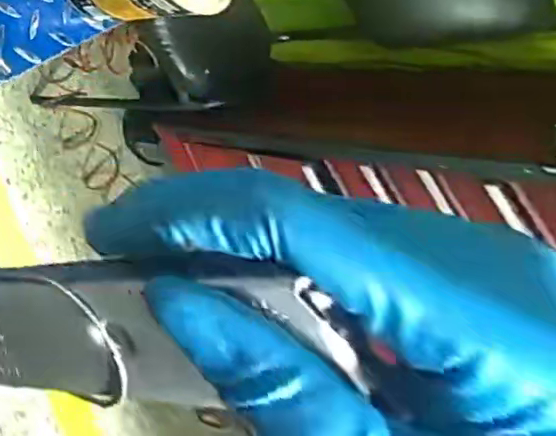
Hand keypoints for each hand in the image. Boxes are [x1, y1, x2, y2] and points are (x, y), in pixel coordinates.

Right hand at [86, 170, 555, 435]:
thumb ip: (286, 393)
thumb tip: (165, 298)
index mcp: (492, 322)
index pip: (288, 216)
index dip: (180, 212)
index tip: (106, 234)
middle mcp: (490, 261)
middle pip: (289, 204)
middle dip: (190, 222)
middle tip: (124, 255)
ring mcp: (487, 256)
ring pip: (305, 212)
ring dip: (225, 237)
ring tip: (176, 273)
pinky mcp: (473, 263)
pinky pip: (342, 235)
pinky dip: (276, 255)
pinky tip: (252, 292)